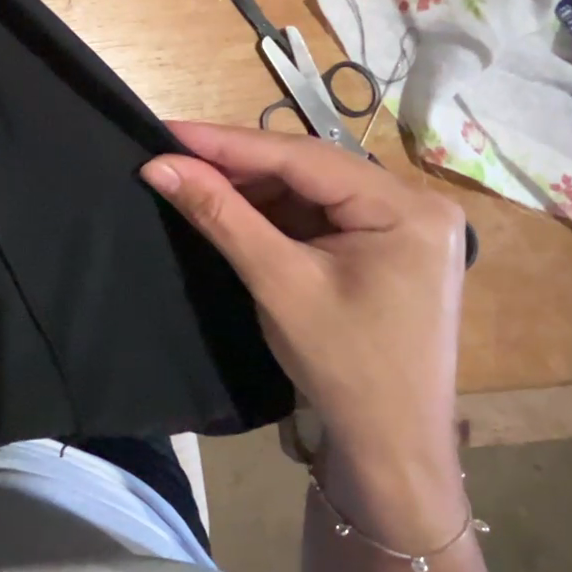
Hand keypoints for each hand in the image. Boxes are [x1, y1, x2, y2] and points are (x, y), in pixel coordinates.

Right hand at [140, 122, 466, 462]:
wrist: (391, 441)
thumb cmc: (343, 364)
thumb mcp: (278, 282)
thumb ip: (220, 215)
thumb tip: (159, 166)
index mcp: (405, 208)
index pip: (303, 157)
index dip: (228, 143)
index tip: (168, 130)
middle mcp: (412, 203)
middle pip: (307, 168)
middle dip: (237, 164)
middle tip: (172, 155)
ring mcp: (400, 224)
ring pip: (307, 188)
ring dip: (250, 187)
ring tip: (190, 178)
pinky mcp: (381, 245)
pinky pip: (316, 212)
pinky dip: (269, 211)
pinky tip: (229, 206)